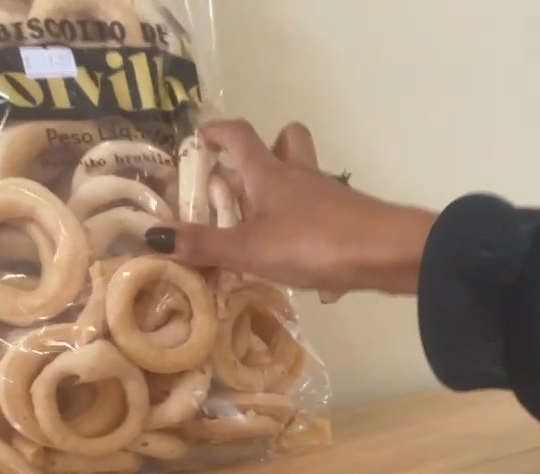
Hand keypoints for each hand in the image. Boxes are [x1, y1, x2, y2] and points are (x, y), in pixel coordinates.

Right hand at [146, 120, 438, 296]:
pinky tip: (312, 276)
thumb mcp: (251, 248)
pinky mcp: (352, 223)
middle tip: (247, 182)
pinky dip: (316, 239)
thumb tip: (155, 237)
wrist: (384, 254)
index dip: (218, 131)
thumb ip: (207, 244)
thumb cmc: (312, 243)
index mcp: (269, 173)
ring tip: (272, 230)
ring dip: (292, 195)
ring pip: (311, 180)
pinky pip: (329, 223)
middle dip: (266, 152)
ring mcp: (331, 198)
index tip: (202, 137)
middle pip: (287, 142)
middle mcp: (301, 176)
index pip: (238, 135)